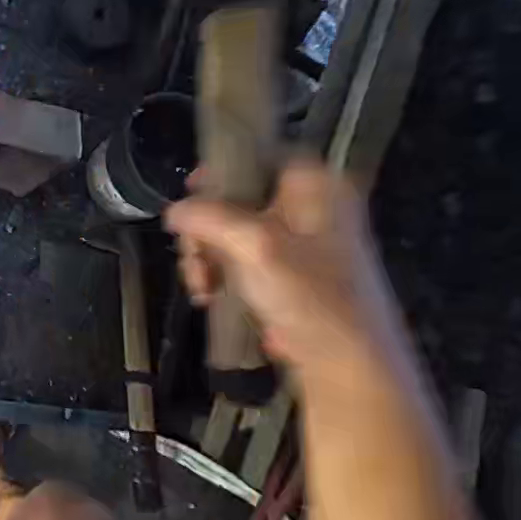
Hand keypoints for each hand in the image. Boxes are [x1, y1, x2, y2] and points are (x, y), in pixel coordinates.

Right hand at [164, 156, 413, 395]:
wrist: (347, 365)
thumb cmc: (310, 295)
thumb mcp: (253, 246)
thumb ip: (206, 218)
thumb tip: (173, 210)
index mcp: (317, 188)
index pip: (264, 154)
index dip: (224, 168)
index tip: (191, 191)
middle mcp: (310, 210)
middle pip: (237, 198)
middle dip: (204, 228)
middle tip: (194, 253)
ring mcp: (298, 246)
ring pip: (231, 232)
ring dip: (206, 257)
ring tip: (202, 286)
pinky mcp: (287, 277)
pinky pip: (239, 261)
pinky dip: (219, 275)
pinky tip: (211, 296)